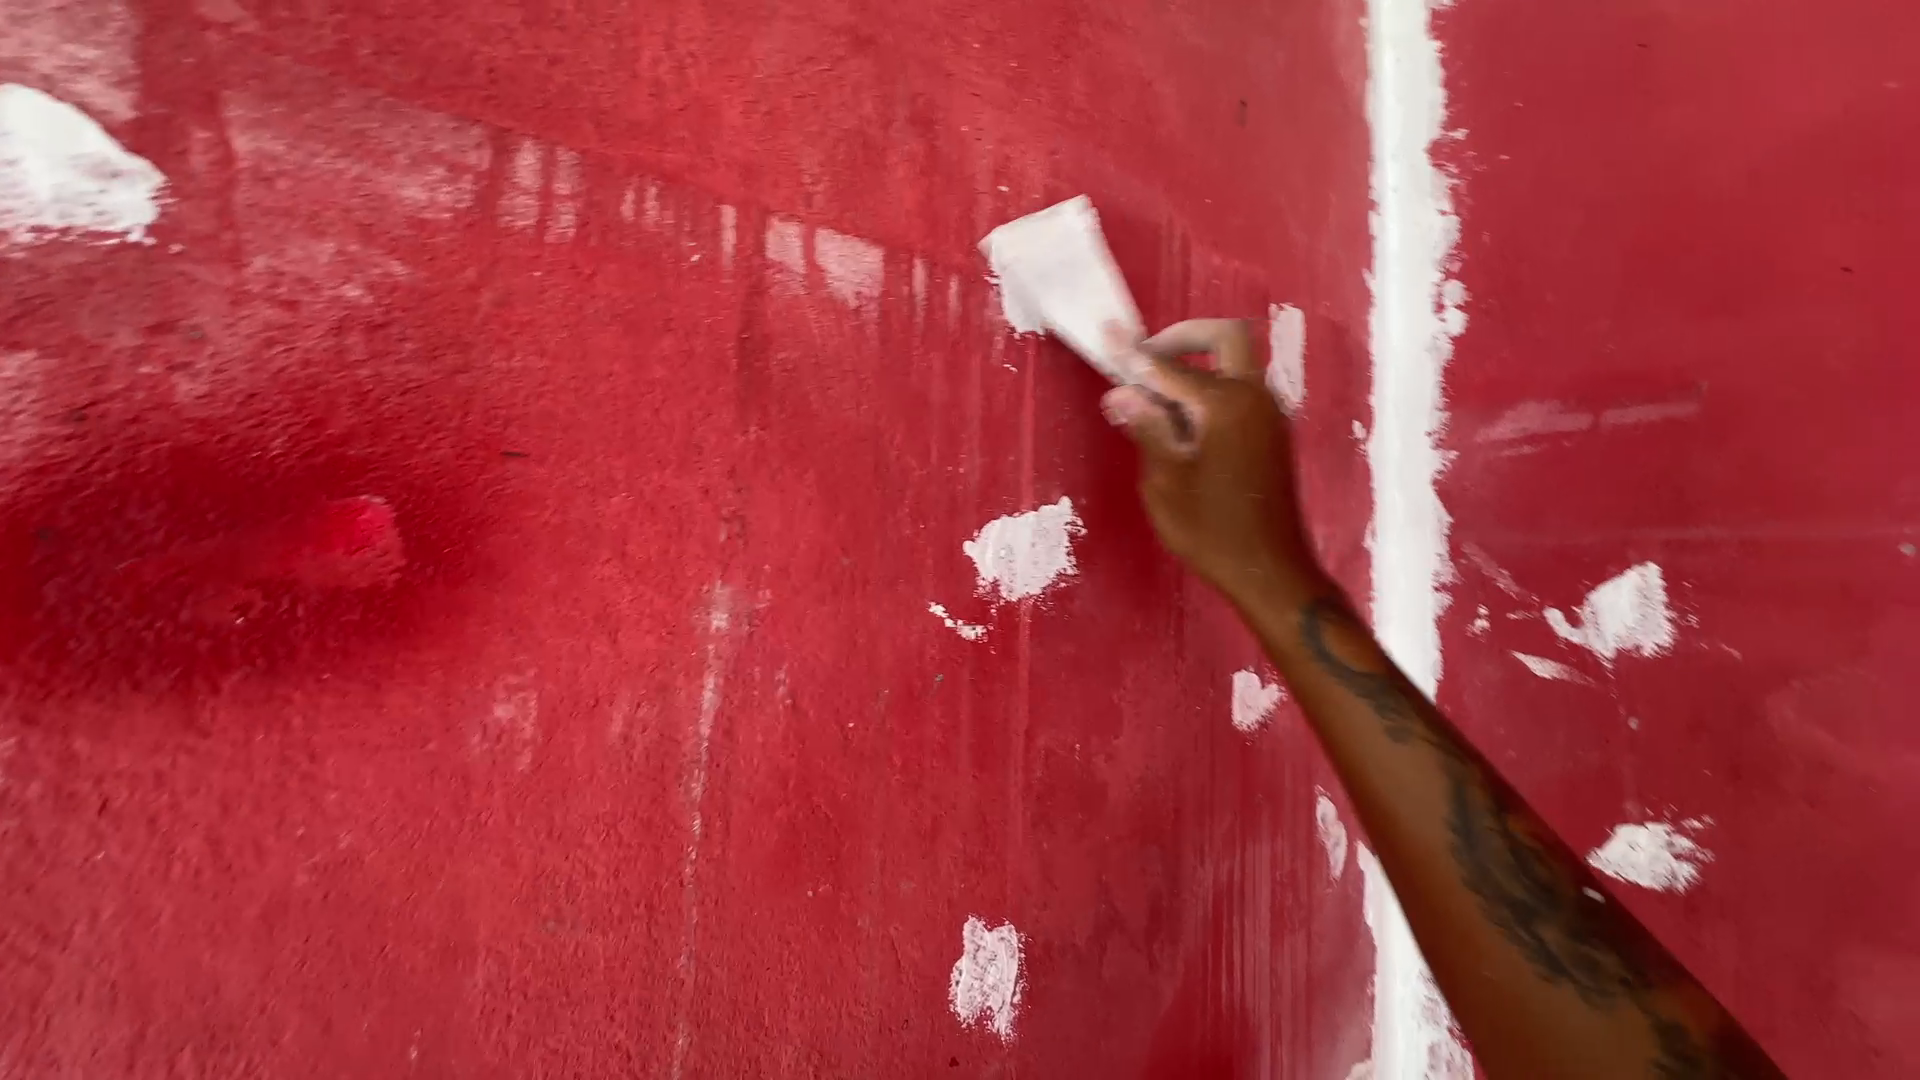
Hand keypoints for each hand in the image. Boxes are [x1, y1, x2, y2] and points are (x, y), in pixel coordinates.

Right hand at [1101, 319, 1317, 602]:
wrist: (1268, 568)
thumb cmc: (1210, 528)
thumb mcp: (1166, 481)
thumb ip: (1147, 427)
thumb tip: (1122, 393)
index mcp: (1226, 404)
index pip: (1169, 367)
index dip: (1132, 354)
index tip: (1107, 334)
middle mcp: (1255, 396)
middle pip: (1224, 337)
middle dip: (1182, 337)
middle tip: (1146, 360)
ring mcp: (1268, 413)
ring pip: (1235, 362)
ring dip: (1196, 363)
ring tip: (1155, 398)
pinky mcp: (1270, 432)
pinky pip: (1238, 389)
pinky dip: (1209, 387)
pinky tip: (1180, 422)